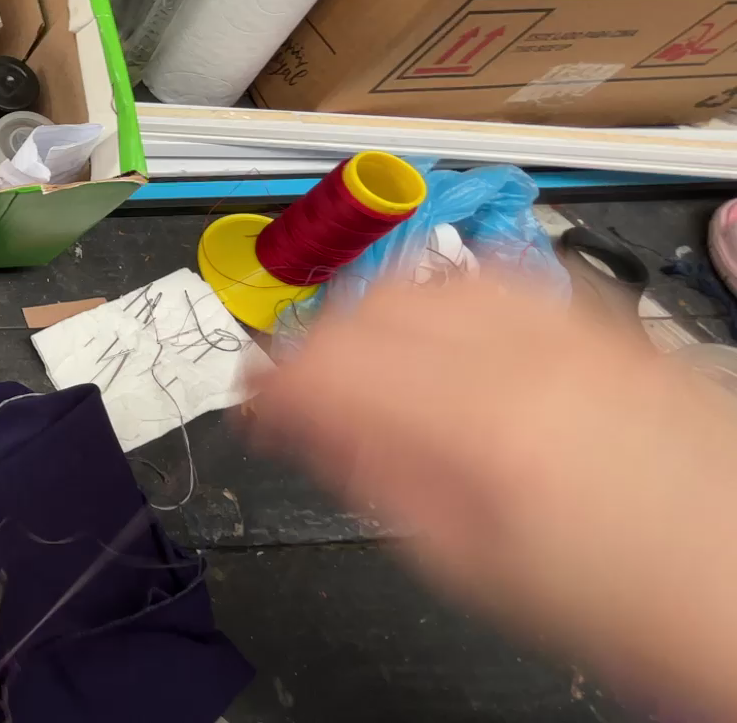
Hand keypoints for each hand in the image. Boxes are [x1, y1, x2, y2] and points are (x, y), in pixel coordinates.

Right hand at [247, 276, 736, 716]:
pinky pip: (490, 271)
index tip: (248, 403)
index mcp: (477, 426)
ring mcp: (569, 331)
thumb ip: (365, 474)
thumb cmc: (625, 601)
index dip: (263, 382)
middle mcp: (522, 358)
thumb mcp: (463, 561)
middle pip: (358, 310)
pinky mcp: (604, 323)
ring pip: (415, 276)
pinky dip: (434, 288)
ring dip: (362, 310)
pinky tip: (426, 321)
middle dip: (304, 345)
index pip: (320, 367)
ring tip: (354, 351)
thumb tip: (293, 419)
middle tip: (294, 387)